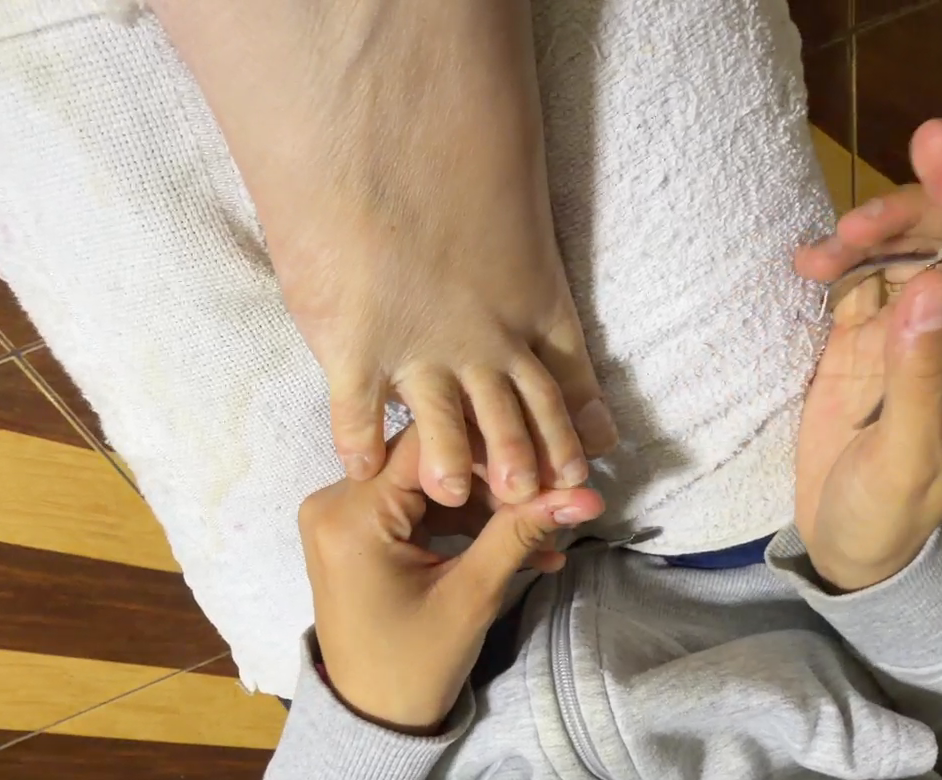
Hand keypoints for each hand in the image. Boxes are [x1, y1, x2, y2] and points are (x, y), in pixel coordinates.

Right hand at [155, 1, 616, 507]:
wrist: (379, 118)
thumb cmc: (461, 163)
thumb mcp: (525, 226)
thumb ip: (549, 282)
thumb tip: (580, 317)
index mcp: (529, 303)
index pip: (561, 381)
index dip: (573, 427)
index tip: (587, 467)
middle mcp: (482, 337)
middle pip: (512, 415)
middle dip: (526, 460)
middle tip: (535, 499)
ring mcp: (420, 344)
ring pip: (447, 425)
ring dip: (455, 462)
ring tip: (458, 493)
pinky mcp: (355, 341)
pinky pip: (357, 407)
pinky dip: (358, 438)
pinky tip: (359, 468)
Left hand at [299, 427, 604, 730]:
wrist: (373, 717)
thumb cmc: (415, 664)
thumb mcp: (472, 594)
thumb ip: (521, 533)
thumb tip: (586, 495)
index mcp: (350, 515)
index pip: (429, 445)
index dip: (494, 449)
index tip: (548, 470)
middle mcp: (335, 501)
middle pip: (431, 461)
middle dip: (498, 481)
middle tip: (554, 498)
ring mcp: (345, 515)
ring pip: (433, 483)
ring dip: (489, 506)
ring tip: (544, 534)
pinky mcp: (361, 531)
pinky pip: (421, 509)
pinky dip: (466, 524)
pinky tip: (518, 545)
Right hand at [789, 120, 941, 592]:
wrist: (847, 546)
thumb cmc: (886, 518)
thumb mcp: (903, 462)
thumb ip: (918, 381)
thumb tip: (925, 286)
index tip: (932, 147)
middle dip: (905, 217)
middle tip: (846, 230)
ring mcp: (899, 340)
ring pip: (896, 258)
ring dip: (860, 242)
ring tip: (814, 257)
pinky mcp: (856, 350)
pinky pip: (854, 289)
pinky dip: (833, 270)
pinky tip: (806, 269)